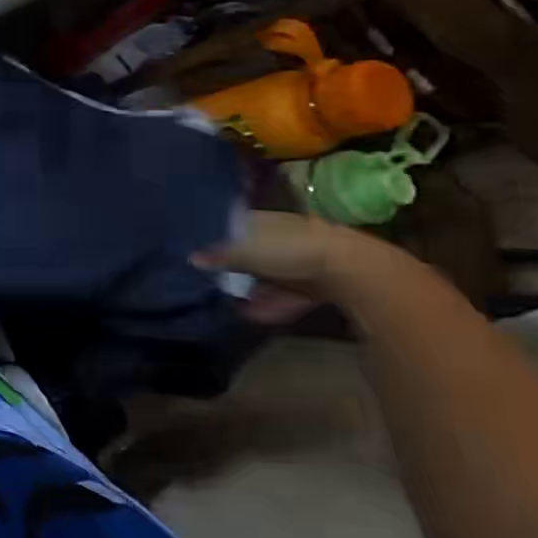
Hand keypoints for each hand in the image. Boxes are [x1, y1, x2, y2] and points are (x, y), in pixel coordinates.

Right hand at [195, 211, 395, 315]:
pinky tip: (253, 316)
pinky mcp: (311, 285)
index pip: (229, 228)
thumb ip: (218, 255)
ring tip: (231, 306)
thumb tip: (191, 258)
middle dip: (231, 271)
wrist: (345, 268)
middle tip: (210, 285)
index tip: (194, 255)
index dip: (212, 241)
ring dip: (250, 293)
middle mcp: (276, 238)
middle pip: (247, 254)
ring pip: (265, 278)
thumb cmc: (287, 249)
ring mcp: (295, 262)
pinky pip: (284, 296)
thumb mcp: (244, 250)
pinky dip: (270, 306)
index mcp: (259, 222)